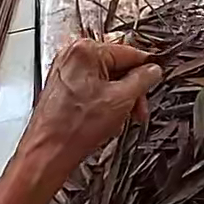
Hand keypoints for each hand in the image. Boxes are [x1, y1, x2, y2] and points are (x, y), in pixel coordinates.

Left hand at [18, 39, 163, 180]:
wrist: (48, 152)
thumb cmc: (73, 128)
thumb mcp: (121, 100)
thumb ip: (143, 80)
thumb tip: (153, 70)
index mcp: (86, 51)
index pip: (129, 52)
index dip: (146, 70)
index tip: (155, 80)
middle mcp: (72, 56)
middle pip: (117, 66)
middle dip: (132, 89)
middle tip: (139, 108)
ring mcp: (65, 72)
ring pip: (105, 79)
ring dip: (120, 98)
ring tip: (122, 117)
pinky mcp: (63, 89)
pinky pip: (92, 89)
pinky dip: (104, 102)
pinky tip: (107, 120)